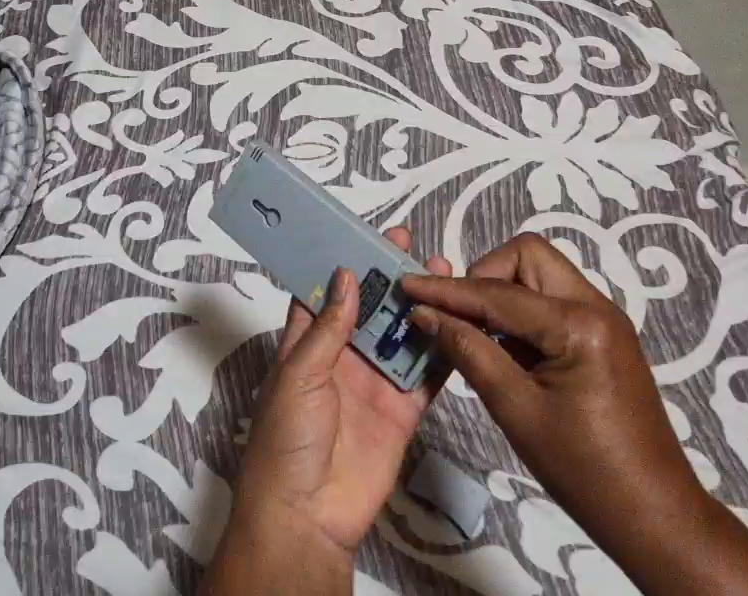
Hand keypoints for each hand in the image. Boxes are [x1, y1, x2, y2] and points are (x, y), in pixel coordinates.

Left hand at [216, 228, 450, 571]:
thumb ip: (328, 329)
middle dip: (388, 277)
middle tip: (408, 243)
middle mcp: (343, 358)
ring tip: (442, 272)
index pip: (326, 294)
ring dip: (420, 306)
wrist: (308, 514)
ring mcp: (374, 384)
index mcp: (307, 345)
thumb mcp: (299, 374)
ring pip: (402, 335)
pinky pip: (425, 376)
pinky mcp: (402, 411)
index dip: (344, 263)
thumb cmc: (286, 439)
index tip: (364, 233)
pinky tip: (461, 322)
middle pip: (370, 309)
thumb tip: (347, 275)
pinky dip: (442, 351)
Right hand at [400, 234, 747, 595]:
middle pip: (526, 256)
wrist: (653, 514)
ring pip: (539, 274)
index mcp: (578, 324)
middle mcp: (596, 306)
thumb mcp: (515, 409)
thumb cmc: (582, 469)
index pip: (496, 292)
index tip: (406, 285)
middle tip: (458, 316)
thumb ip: (469, 351)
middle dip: (483, 276)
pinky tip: (503, 348)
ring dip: (501, 293)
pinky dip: (520, 312)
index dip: (446, 290)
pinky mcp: (602, 335)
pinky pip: (551, 300)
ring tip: (475, 333)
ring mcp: (603, 319)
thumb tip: (425, 313)